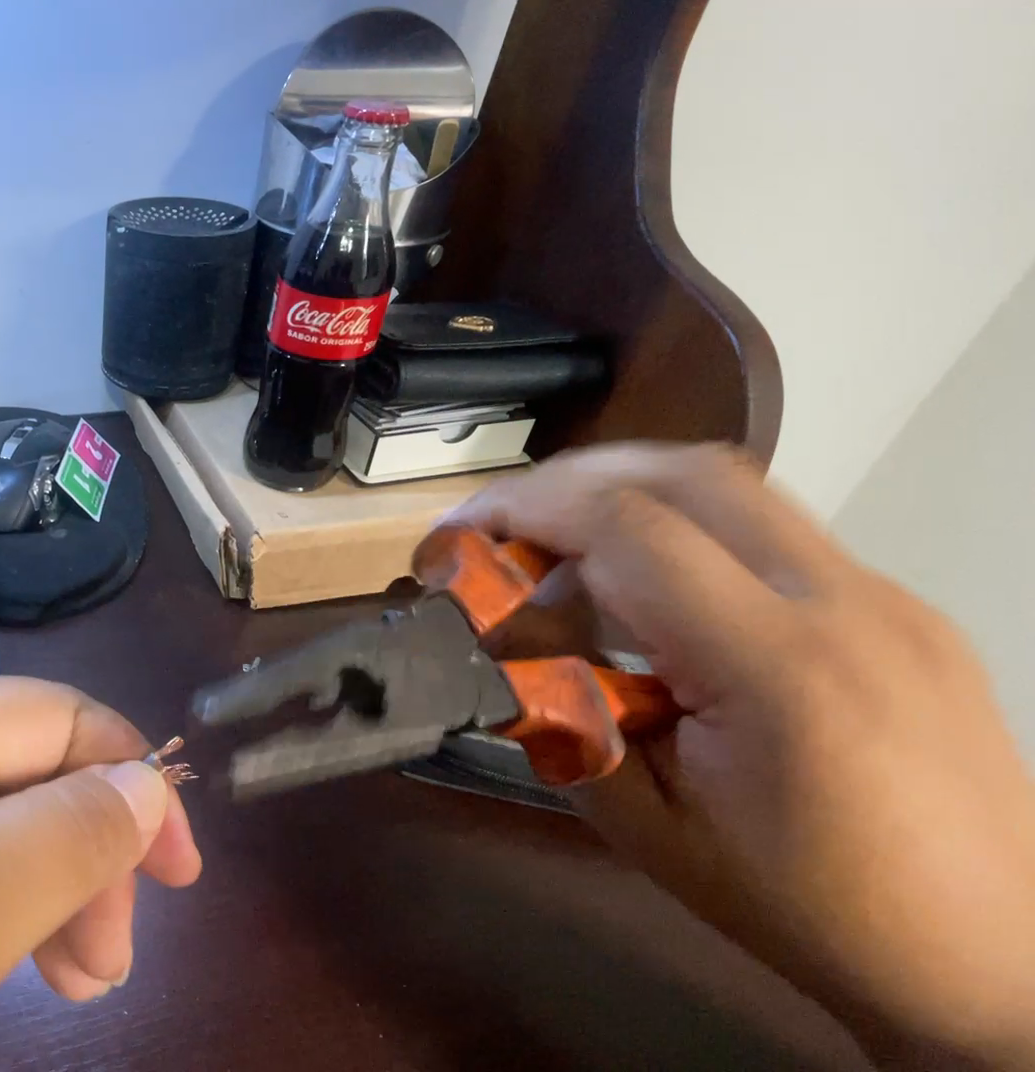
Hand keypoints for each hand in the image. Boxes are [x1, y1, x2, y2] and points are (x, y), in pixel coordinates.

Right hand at [449, 444, 1034, 1068]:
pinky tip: (641, 590)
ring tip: (556, 552)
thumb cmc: (807, 907)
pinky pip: (762, 527)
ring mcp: (882, 594)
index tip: (454, 537)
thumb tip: (502, 651)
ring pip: (727, 485)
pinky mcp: (892, 602)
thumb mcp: (648, 825)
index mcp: (780, 668)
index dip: (522, 513)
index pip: (628, 530)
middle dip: (564, 483)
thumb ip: (564, 721)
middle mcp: (846, 604)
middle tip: (495, 529)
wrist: (993, 960)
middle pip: (682, 473)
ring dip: (618, 495)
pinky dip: (674, 529)